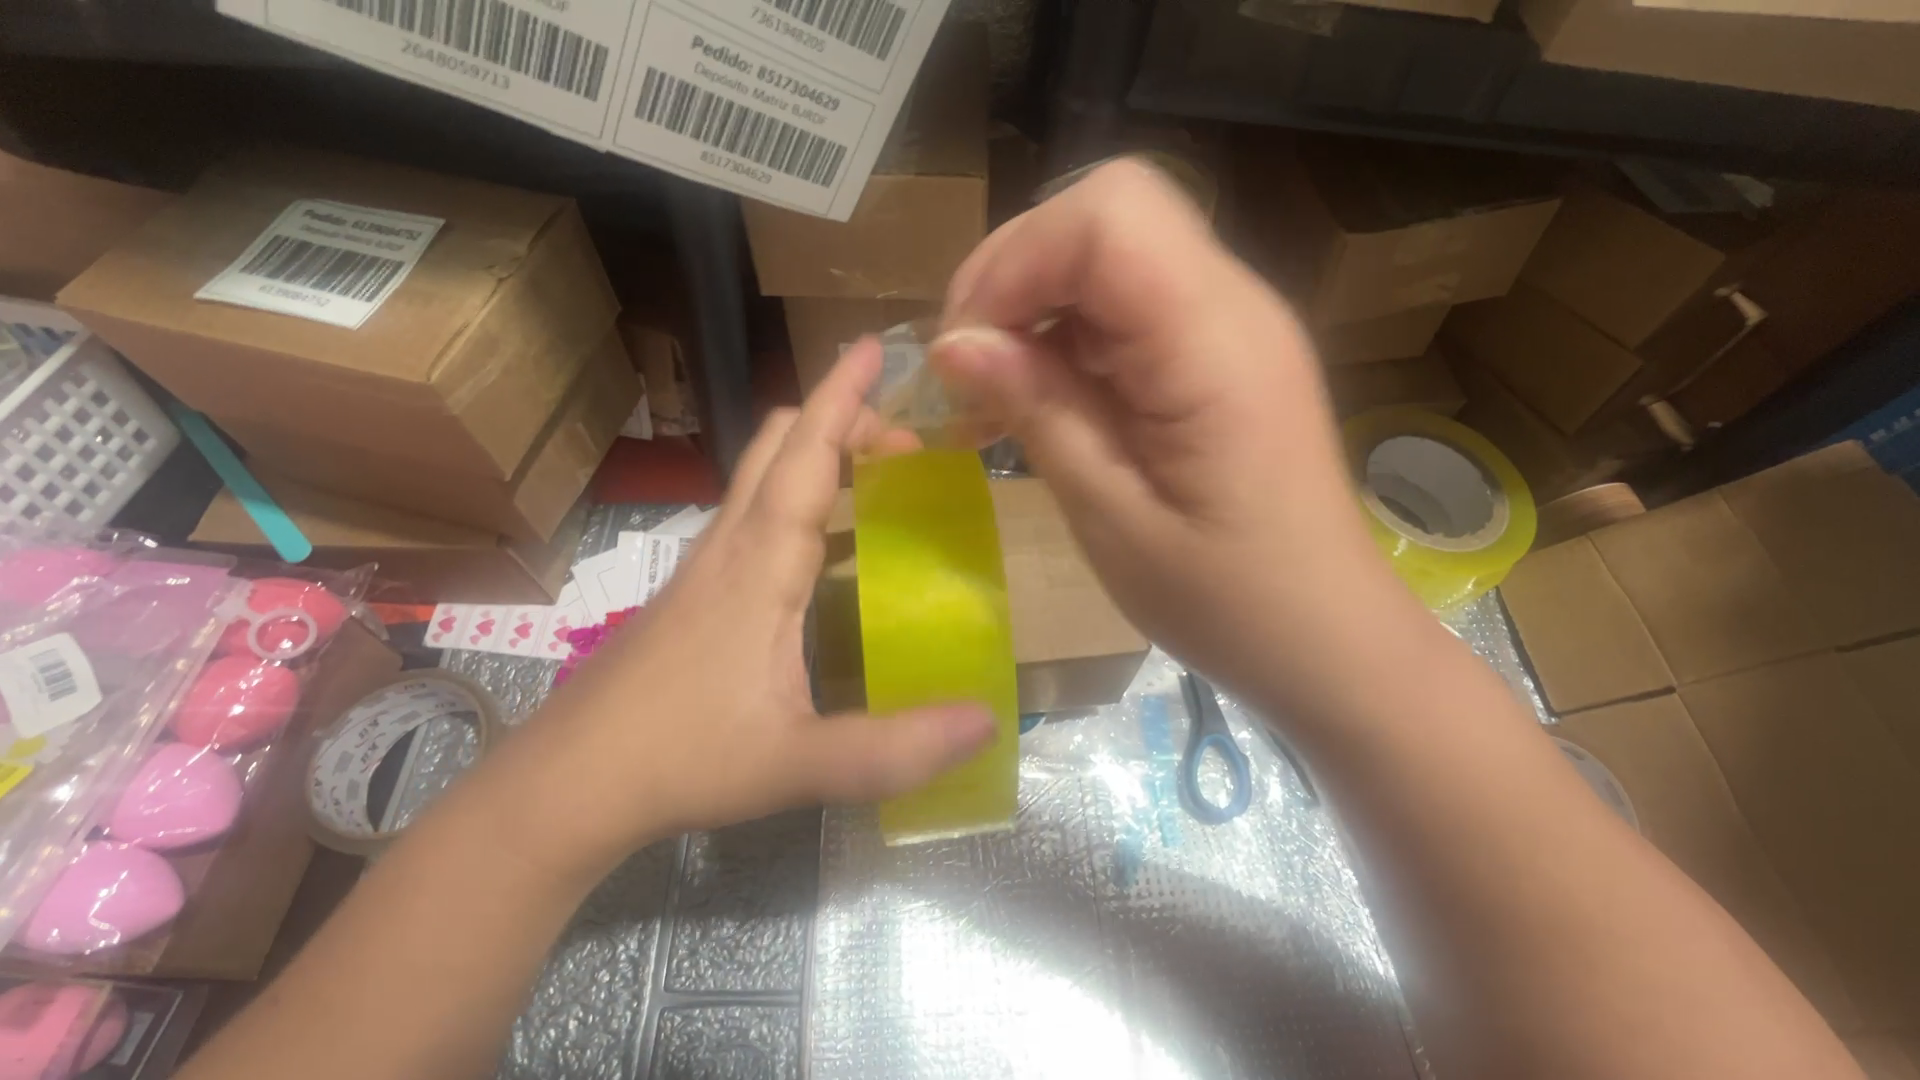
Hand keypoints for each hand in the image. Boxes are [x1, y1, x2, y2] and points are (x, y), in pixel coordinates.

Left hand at [482, 341, 995, 874]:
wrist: (569, 782)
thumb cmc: (680, 758)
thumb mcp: (797, 764)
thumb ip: (893, 749)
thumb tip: (986, 721)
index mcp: (758, 565)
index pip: (805, 454)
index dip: (843, 396)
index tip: (878, 346)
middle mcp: (728, 547)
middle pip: (777, 445)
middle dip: (839, 420)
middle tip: (904, 442)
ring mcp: (704, 568)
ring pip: (760, 477)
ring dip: (816, 457)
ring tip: (878, 481)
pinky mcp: (693, 594)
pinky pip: (751, 518)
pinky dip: (796, 500)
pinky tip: (826, 556)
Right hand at [931, 159, 1408, 701]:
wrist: (1327, 639)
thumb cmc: (1225, 601)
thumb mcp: (1112, 518)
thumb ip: (1039, 411)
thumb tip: (952, 343)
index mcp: (1213, 343)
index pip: (1107, 218)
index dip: (1014, 262)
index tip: (962, 351)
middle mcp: (1233, 305)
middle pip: (1109, 214)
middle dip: (1017, 274)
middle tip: (970, 369)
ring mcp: (1233, 322)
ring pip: (1113, 252)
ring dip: (1038, 306)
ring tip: (997, 395)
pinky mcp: (1222, 350)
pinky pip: (1133, 303)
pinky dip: (1071, 335)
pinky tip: (1048, 400)